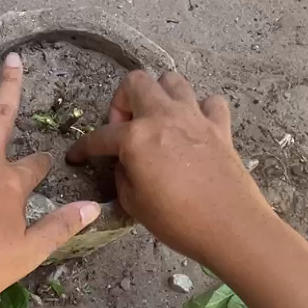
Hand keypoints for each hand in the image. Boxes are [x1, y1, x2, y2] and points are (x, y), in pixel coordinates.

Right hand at [65, 70, 275, 266]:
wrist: (231, 226)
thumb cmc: (178, 220)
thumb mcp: (134, 204)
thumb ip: (123, 175)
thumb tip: (125, 164)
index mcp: (136, 137)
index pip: (100, 136)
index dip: (83, 147)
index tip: (76, 156)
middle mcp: (163, 117)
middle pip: (136, 82)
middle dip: (122, 101)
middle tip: (124, 128)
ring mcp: (194, 117)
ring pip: (172, 81)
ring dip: (160, 95)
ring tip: (158, 121)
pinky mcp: (220, 127)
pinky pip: (209, 103)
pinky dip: (199, 110)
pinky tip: (194, 128)